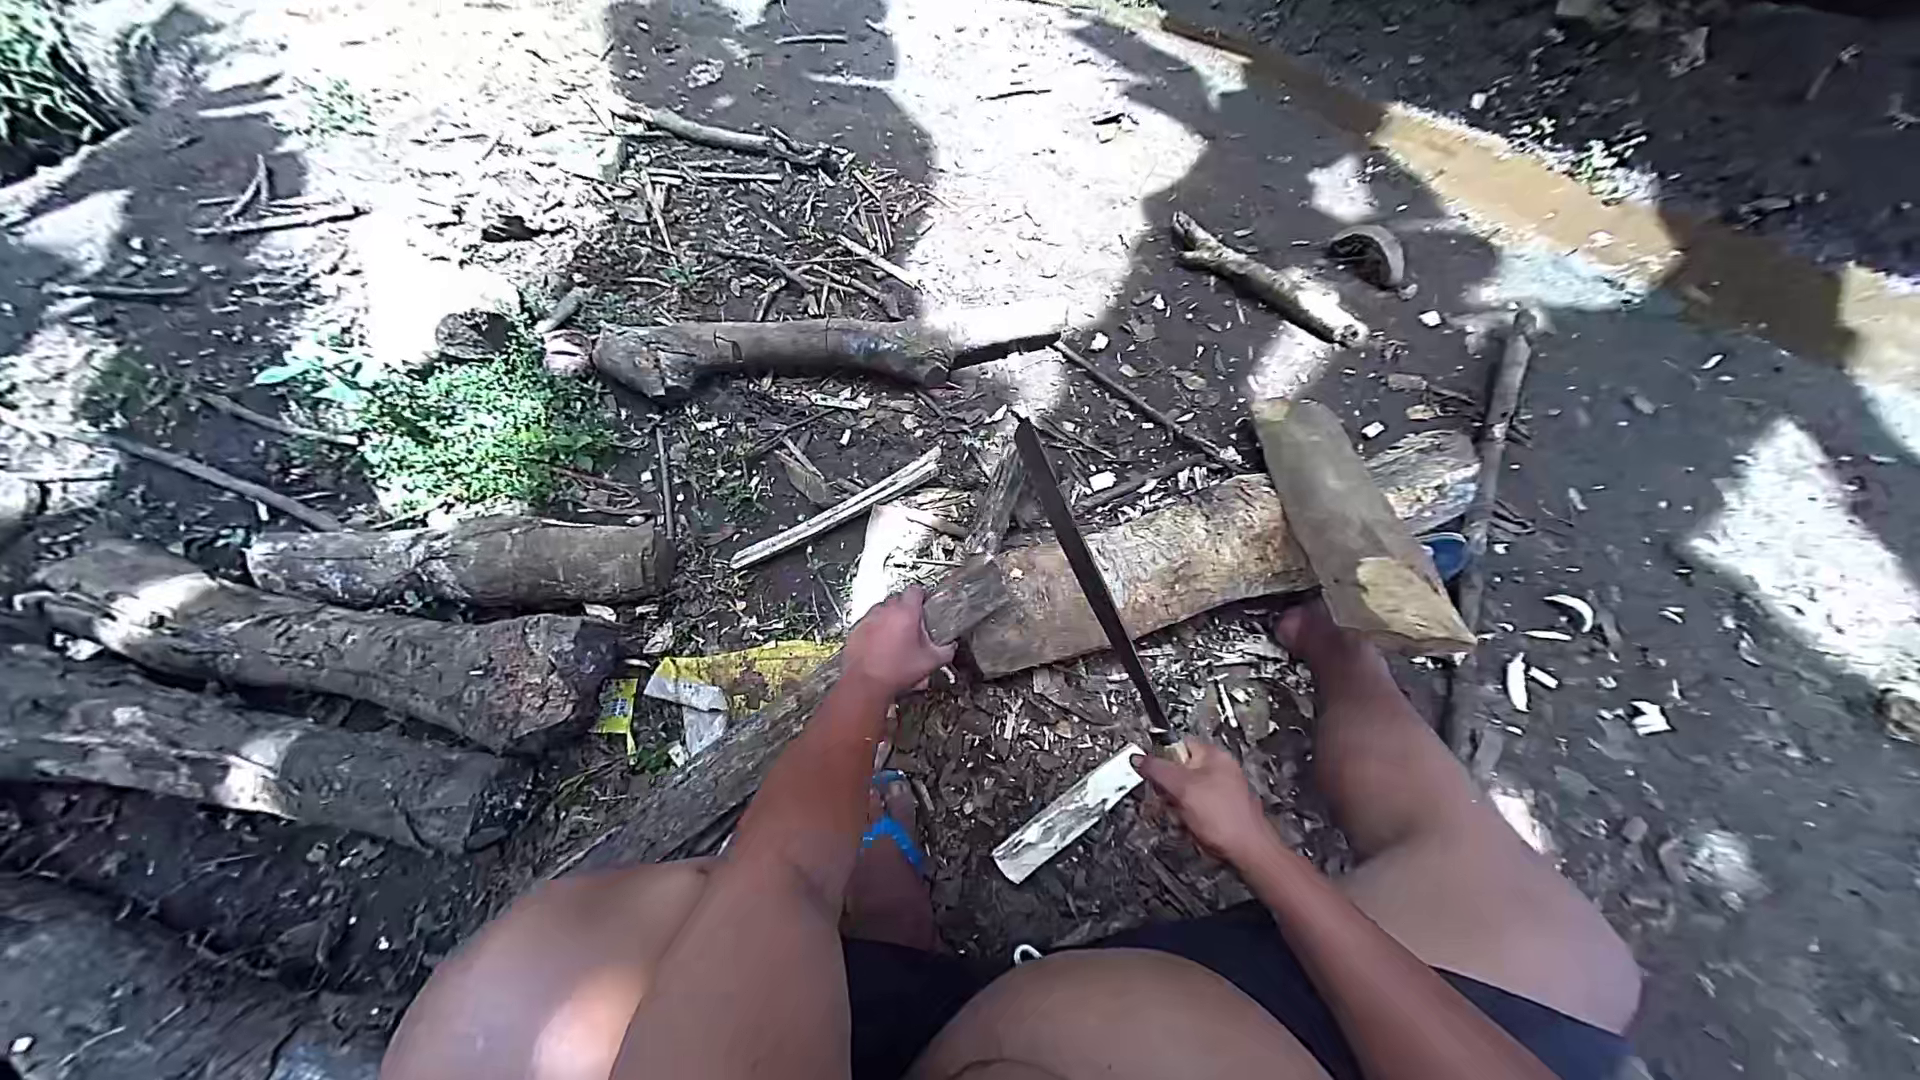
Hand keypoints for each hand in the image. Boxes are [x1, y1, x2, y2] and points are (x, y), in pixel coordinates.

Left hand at [842, 586, 955, 696]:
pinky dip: (874, 631)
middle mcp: (885, 611)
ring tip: (895, 639)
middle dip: (906, 610)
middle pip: (898, 600)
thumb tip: (949, 648)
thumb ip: (945, 651)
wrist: (866, 685)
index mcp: (906, 613)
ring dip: (889, 620)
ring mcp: (868, 619)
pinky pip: (868, 624)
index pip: (915, 590)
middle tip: (912, 627)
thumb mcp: (930, 662)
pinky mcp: (856, 630)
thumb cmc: (895, 672)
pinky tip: (880, 647)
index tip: (924, 604)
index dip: (921, 596)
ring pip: (881, 611)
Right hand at [1133, 741, 1273, 863]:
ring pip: (1183, 793)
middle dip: (1170, 791)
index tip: (1157, 777)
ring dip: (1177, 808)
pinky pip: (1194, 808)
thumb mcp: (1182, 787)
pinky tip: (1193, 828)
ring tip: (1185, 819)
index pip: (1177, 746)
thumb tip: (1138, 758)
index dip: (1163, 761)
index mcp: (1213, 755)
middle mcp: (1219, 770)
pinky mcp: (1221, 811)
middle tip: (1172, 802)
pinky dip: (1189, 818)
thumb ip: (1157, 769)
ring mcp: (1221, 791)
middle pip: (1177, 771)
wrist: (1249, 852)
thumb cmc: (1223, 817)